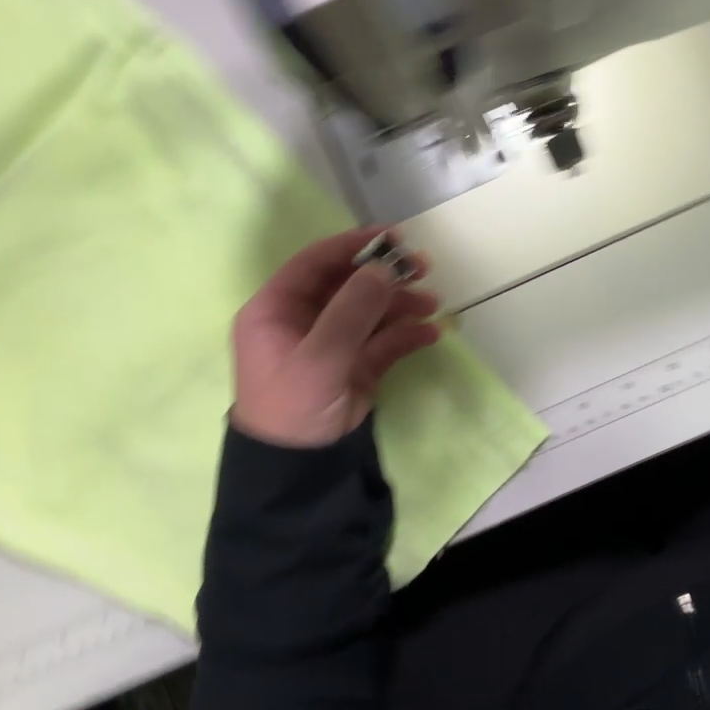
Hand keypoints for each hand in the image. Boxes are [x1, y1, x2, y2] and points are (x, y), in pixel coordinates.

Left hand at [230, 227, 441, 447]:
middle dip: (385, 275)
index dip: (352, 245)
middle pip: (347, 283)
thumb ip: (351, 311)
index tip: (393, 237)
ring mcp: (332, 344)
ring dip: (401, 303)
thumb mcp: (318, 358)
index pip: (314, 264)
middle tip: (424, 267)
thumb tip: (383, 269)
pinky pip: (384, 341)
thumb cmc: (293, 407)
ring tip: (433, 304)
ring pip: (370, 310)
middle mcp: (302, 321)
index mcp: (276, 310)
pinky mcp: (356, 367)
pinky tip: (431, 334)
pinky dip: (407, 334)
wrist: (299, 472)